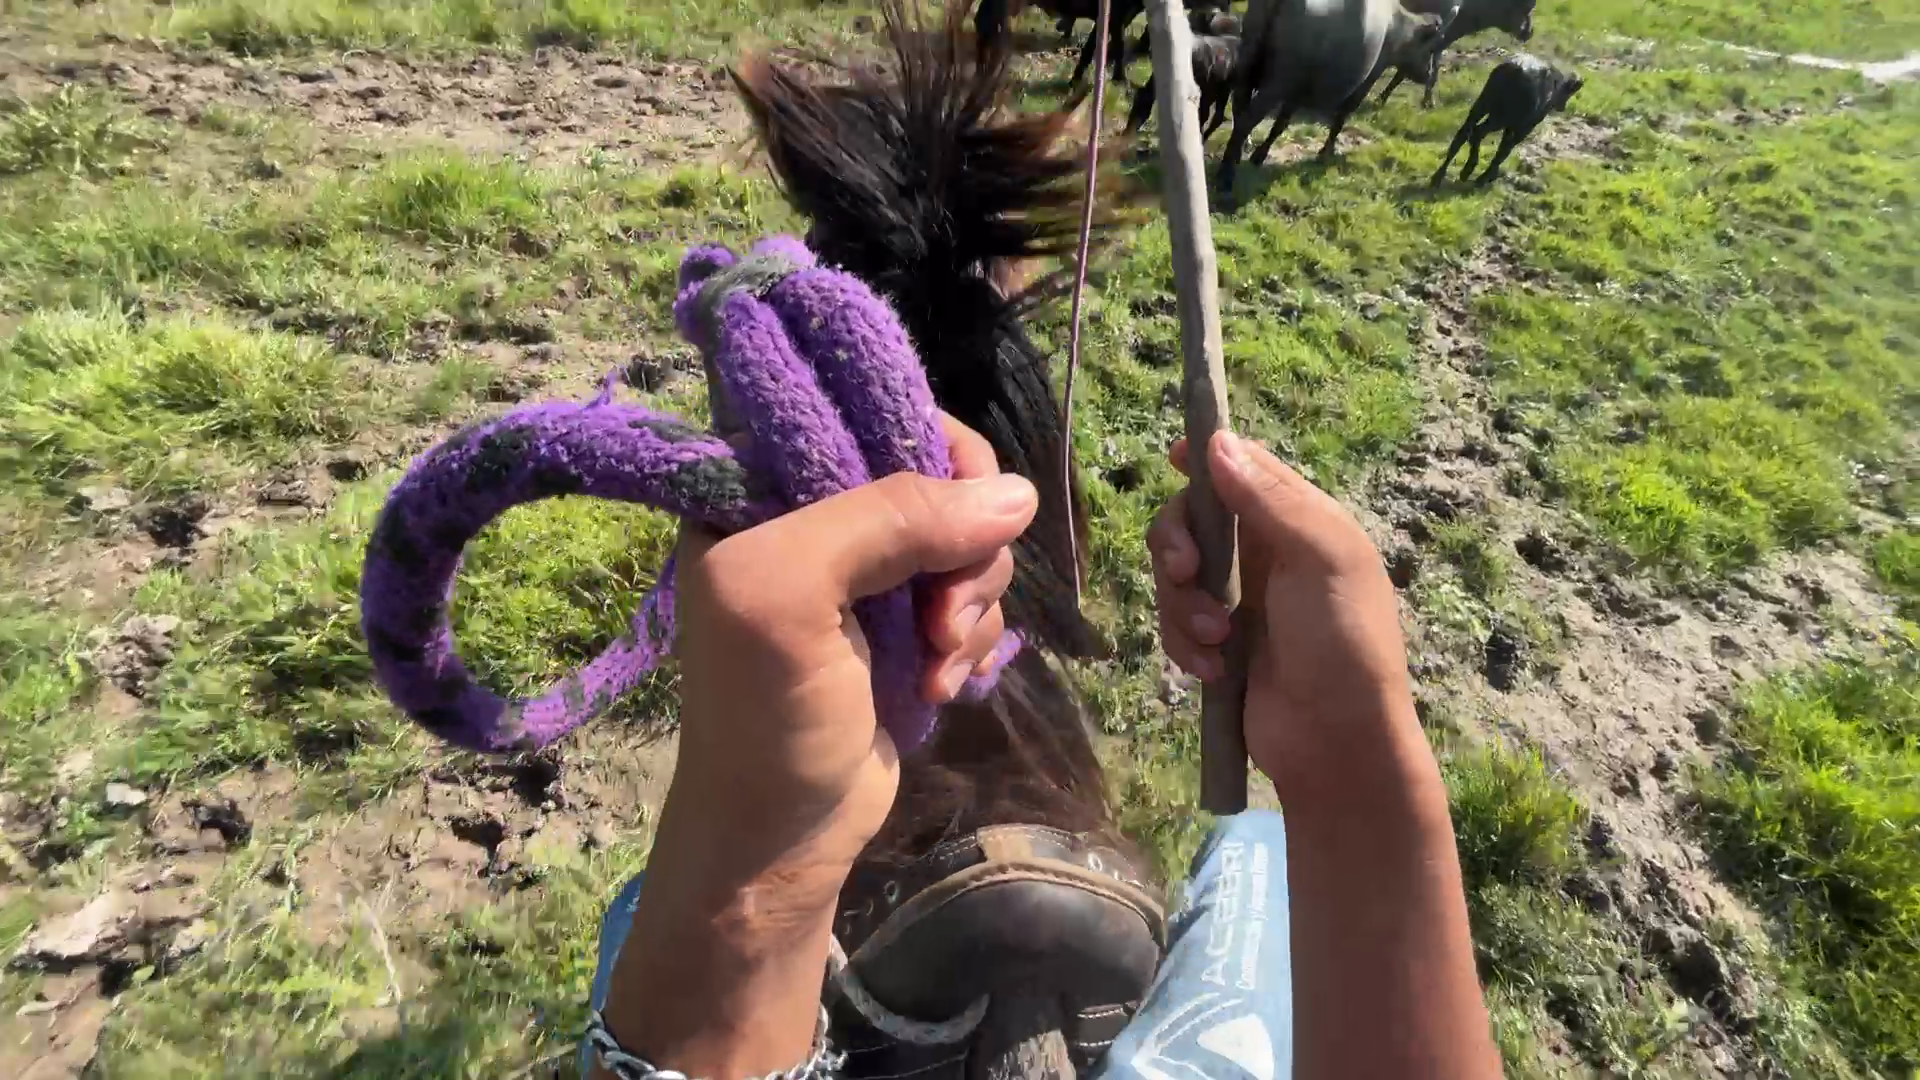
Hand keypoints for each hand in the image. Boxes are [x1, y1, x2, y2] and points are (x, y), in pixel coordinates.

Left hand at [666, 413, 1035, 884]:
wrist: (782, 836)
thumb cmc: (763, 714)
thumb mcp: (793, 596)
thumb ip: (888, 521)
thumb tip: (1020, 494)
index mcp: (766, 486)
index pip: (870, 414)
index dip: (933, 451)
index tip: (958, 513)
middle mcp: (821, 516)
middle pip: (940, 482)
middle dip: (958, 553)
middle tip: (937, 618)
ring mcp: (870, 572)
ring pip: (968, 542)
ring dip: (968, 607)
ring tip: (933, 664)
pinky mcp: (908, 619)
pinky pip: (975, 595)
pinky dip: (971, 638)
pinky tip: (942, 684)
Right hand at [1148, 432, 1417, 807]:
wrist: (1334, 744)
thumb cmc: (1342, 644)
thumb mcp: (1321, 561)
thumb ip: (1270, 500)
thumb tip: (1217, 442)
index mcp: (1297, 523)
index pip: (1244, 468)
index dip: (1206, 458)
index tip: (1172, 458)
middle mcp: (1262, 554)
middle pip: (1191, 520)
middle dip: (1177, 545)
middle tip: (1184, 572)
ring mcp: (1235, 598)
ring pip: (1173, 575)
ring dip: (1184, 607)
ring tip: (1217, 641)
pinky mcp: (1213, 639)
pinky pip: (1173, 621)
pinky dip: (1184, 643)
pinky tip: (1213, 669)